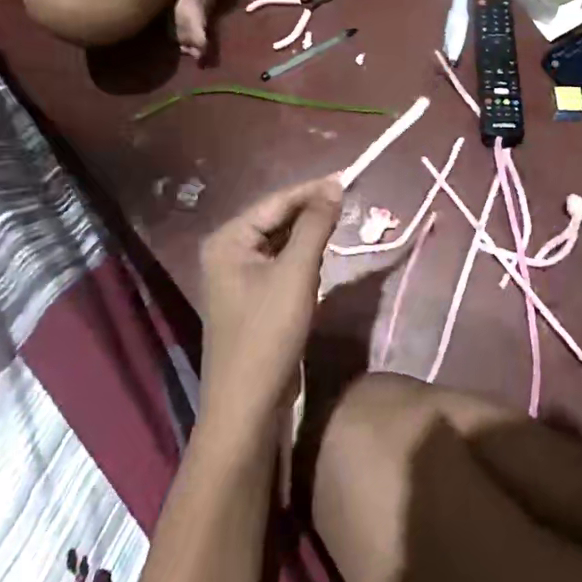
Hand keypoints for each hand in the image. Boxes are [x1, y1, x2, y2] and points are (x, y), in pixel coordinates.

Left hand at [197, 175, 342, 422]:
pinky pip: (283, 265)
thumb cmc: (268, 333)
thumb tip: (335, 185)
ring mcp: (239, 278)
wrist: (248, 403)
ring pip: (282, 243)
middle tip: (353, 200)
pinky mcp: (254, 299)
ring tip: (345, 221)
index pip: (276, 201)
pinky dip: (305, 258)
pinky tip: (326, 256)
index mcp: (228, 240)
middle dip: (313, 211)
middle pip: (277, 220)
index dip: (314, 189)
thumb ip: (315, 226)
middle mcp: (228, 252)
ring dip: (311, 234)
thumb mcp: (296, 274)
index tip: (351, 177)